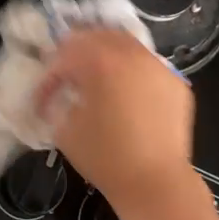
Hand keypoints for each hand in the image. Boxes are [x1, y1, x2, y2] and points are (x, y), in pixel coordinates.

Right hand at [38, 29, 195, 217]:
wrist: (156, 183)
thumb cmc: (106, 158)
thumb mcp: (66, 130)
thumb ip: (57, 104)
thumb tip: (57, 98)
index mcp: (102, 61)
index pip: (66, 55)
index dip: (49, 76)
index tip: (42, 99)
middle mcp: (133, 54)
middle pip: (98, 37)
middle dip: (77, 53)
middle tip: (65, 73)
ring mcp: (158, 66)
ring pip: (127, 46)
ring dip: (106, 55)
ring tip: (94, 77)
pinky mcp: (176, 83)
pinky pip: (148, 66)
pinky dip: (132, 71)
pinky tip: (126, 92)